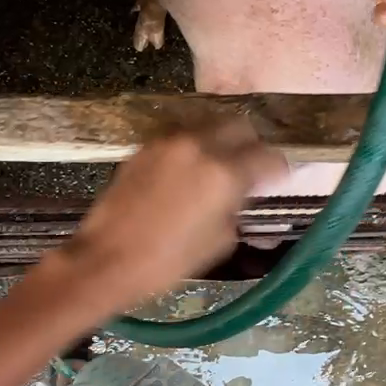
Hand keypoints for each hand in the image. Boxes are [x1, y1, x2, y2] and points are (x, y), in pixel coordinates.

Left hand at [52, 119, 287, 307]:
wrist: (106, 259)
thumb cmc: (166, 262)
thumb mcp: (218, 241)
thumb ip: (236, 207)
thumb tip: (241, 193)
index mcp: (223, 173)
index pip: (267, 156)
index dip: (279, 168)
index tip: (279, 178)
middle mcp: (198, 146)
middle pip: (239, 125)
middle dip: (250, 143)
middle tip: (250, 165)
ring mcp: (168, 142)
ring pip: (207, 123)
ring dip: (220, 139)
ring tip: (219, 163)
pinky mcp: (144, 147)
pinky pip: (179, 135)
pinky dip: (192, 144)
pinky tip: (190, 167)